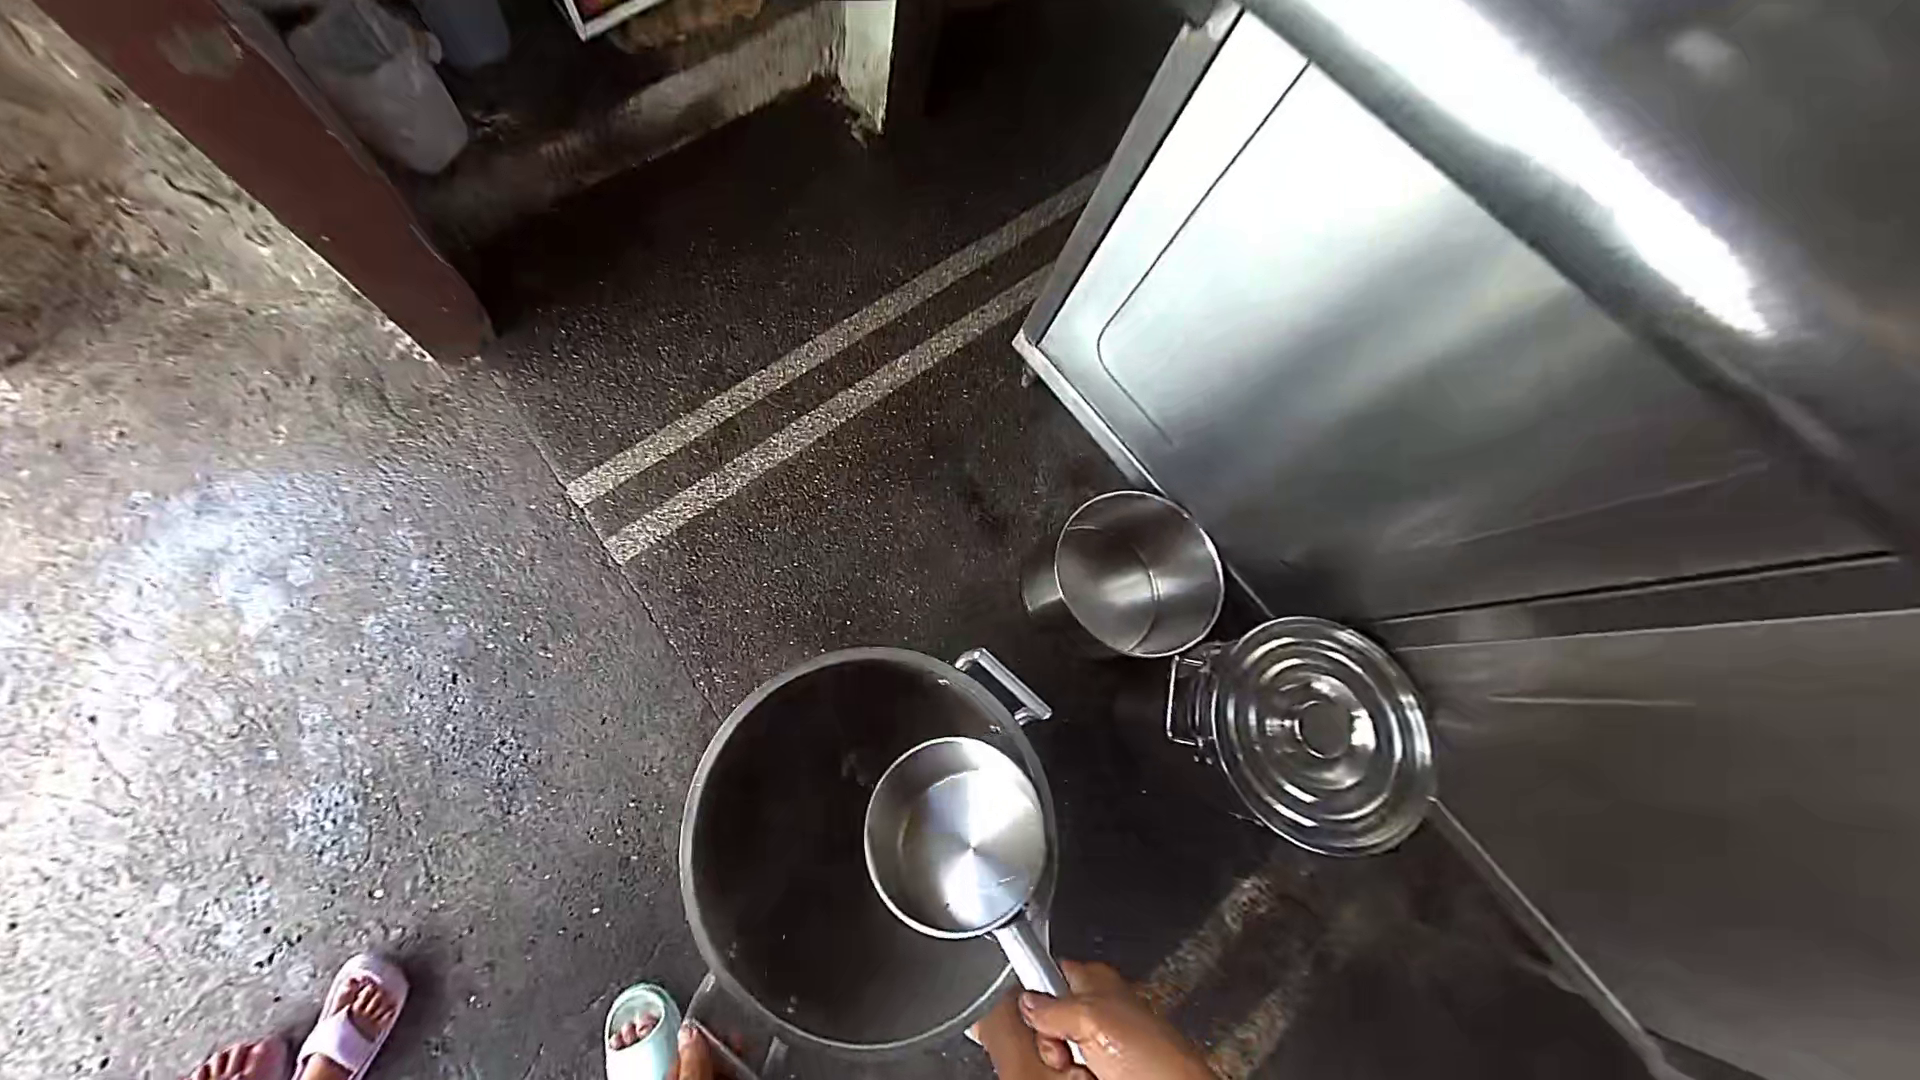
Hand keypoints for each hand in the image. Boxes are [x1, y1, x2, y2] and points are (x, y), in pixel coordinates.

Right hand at [1019, 961, 1212, 1079]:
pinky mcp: (1103, 1072)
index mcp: (1095, 981)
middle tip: (1069, 1055)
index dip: (1037, 993)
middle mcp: (1097, 1009)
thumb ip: (1054, 1007)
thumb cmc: (1156, 1059)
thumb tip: (1026, 1001)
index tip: (1035, 1017)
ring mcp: (1100, 1045)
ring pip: (1058, 1053)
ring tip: (1089, 1075)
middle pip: (1048, 1020)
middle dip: (1050, 1043)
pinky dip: (1075, 1079)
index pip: (1049, 971)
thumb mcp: (1094, 1022)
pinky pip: (1072, 1074)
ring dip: (1064, 1069)